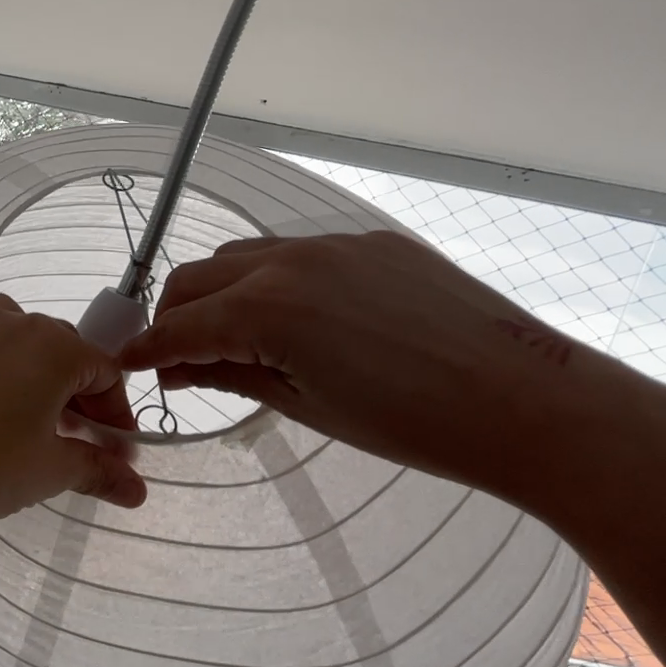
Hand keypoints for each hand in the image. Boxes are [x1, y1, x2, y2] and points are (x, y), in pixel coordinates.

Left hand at [0, 278, 147, 538]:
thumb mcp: (49, 471)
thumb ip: (96, 470)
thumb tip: (135, 488)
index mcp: (54, 348)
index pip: (103, 374)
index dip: (114, 414)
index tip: (114, 452)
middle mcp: (9, 323)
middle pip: (57, 348)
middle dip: (73, 390)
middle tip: (72, 436)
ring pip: (5, 322)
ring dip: (22, 351)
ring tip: (26, 395)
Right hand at [117, 231, 598, 494]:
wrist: (540, 408)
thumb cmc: (417, 425)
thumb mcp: (303, 406)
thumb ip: (225, 376)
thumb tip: (174, 370)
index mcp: (266, 311)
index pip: (178, 327)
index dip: (145, 349)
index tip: (125, 363)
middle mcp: (288, 263)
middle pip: (193, 279)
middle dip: (172, 316)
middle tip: (176, 354)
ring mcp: (331, 245)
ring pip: (237, 257)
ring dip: (217, 291)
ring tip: (233, 331)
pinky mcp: (369, 241)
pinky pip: (293, 252)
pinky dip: (270, 279)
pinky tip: (296, 314)